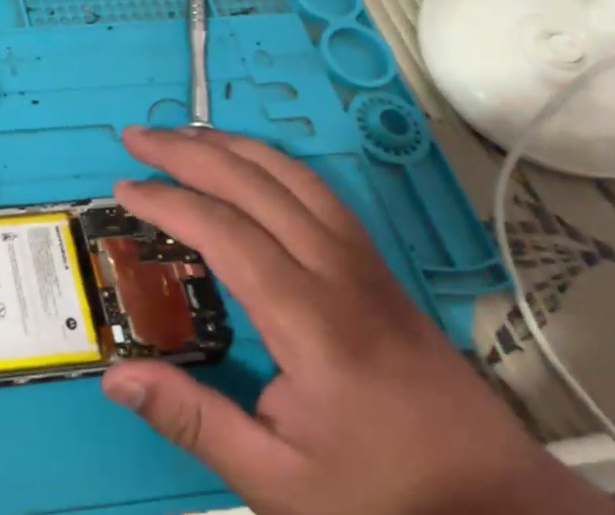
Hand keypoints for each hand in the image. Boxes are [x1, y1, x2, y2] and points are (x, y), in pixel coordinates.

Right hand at [100, 127, 614, 514]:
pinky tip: (252, 166)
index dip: (169, 201)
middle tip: (136, 137)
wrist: (498, 499)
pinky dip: (274, 163)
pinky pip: (321, 193)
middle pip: (258, 186)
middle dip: (190, 152)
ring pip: (296, 178)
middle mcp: (339, 274)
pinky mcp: (380, 270)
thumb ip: (195, 422)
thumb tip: (116, 377)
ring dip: (234, 146)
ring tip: (184, 135)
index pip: (227, 232)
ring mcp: (366, 265)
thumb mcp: (278, 481)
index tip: (123, 188)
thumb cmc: (383, 490)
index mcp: (311, 321)